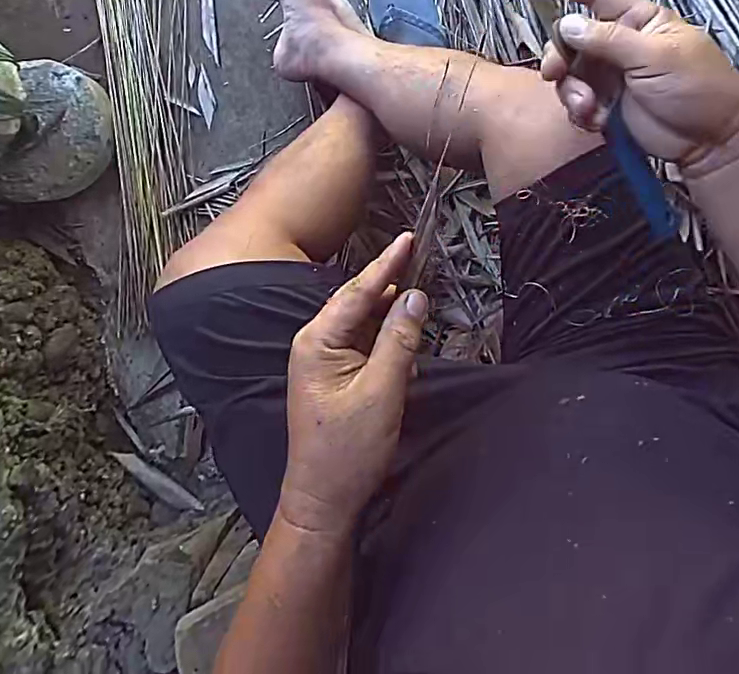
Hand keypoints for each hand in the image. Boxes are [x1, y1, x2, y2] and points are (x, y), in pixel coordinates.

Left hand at [279, 232, 429, 537]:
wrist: (324, 501)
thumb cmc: (348, 451)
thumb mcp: (382, 391)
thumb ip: (400, 339)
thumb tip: (416, 297)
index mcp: (317, 341)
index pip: (358, 291)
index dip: (387, 263)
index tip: (408, 238)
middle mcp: (316, 343)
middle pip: (361, 302)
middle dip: (392, 285)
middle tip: (422, 261)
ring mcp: (324, 359)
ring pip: (366, 322)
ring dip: (393, 316)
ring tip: (421, 302)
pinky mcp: (336, 374)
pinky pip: (366, 344)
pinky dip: (389, 341)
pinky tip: (407, 344)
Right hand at [533, 0, 738, 178]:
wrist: (710, 143)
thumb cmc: (697, 88)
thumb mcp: (656, 57)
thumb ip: (609, 39)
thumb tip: (567, 23)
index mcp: (639, 21)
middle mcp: (620, 45)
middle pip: (572, 38)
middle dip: (560, 55)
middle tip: (554, 73)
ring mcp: (612, 76)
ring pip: (571, 73)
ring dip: (571, 90)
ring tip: (587, 107)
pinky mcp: (606, 106)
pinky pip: (577, 101)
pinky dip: (580, 111)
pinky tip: (596, 121)